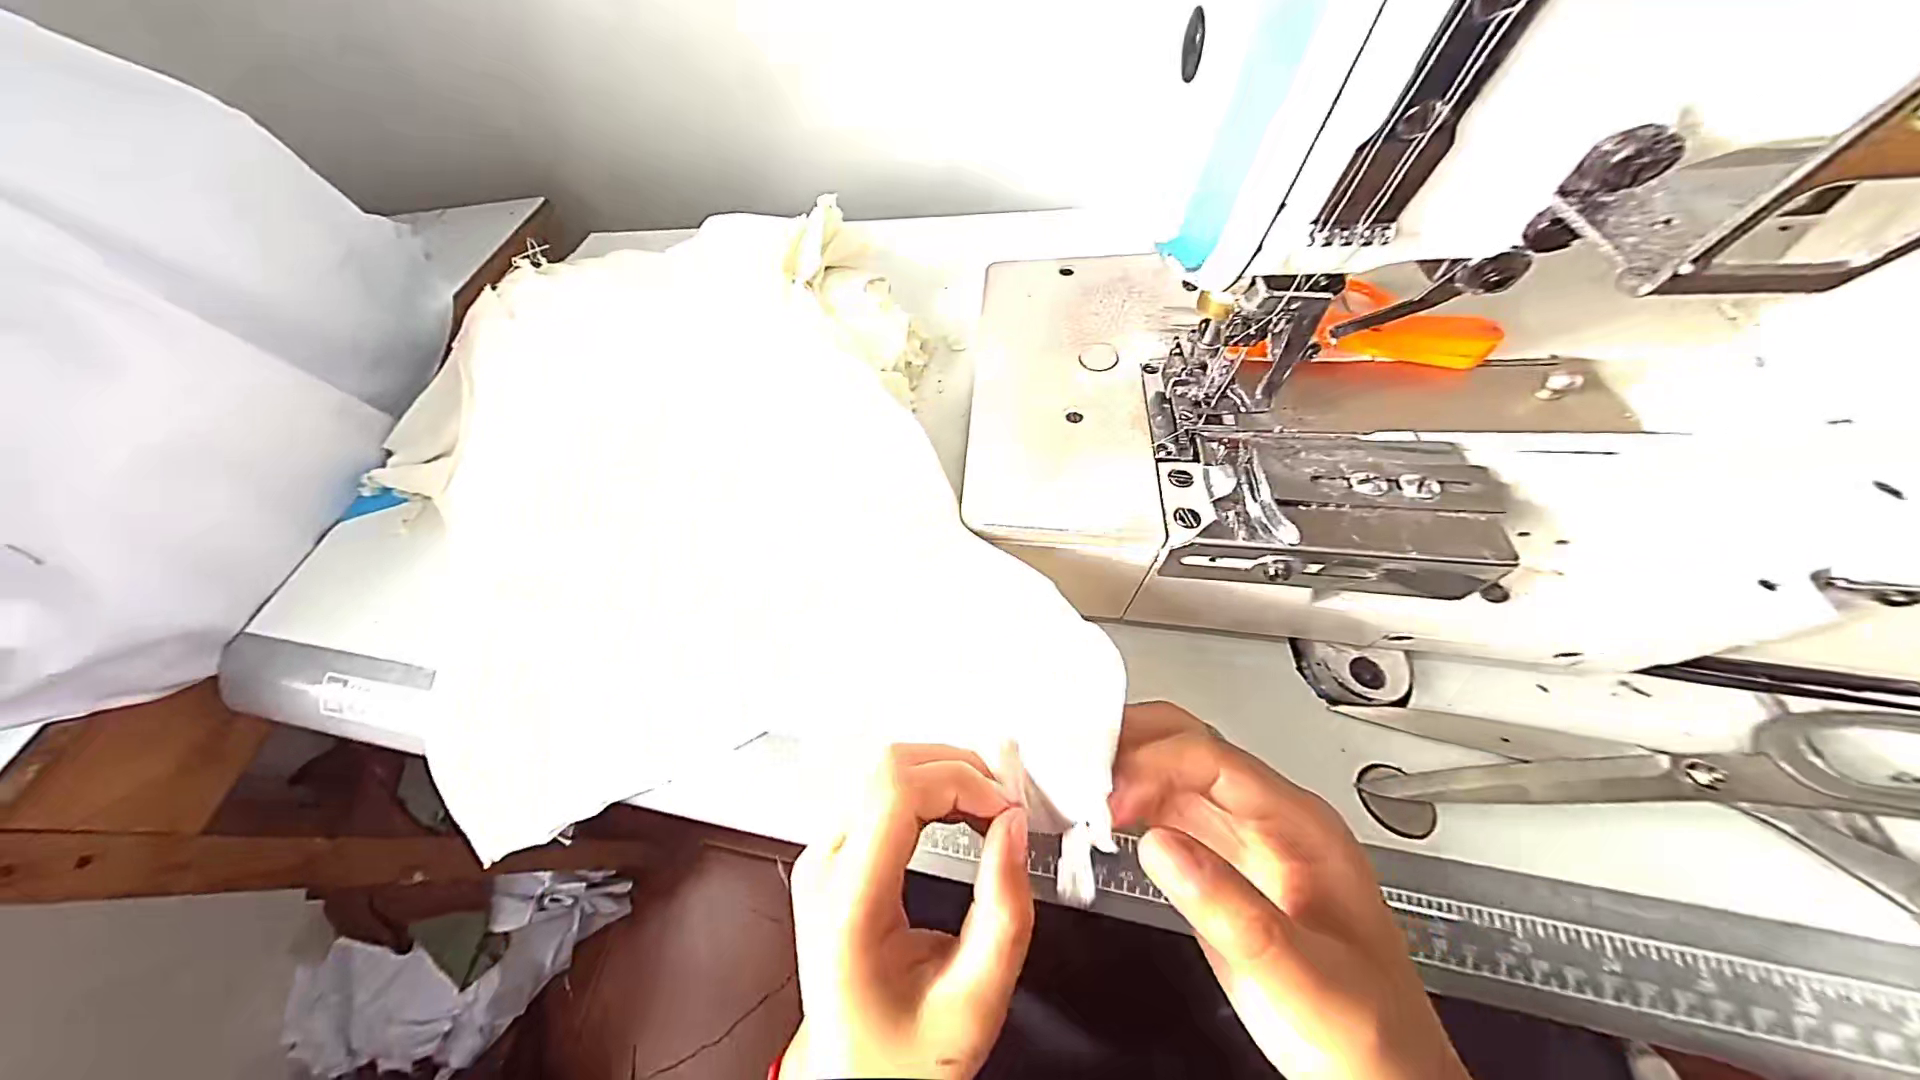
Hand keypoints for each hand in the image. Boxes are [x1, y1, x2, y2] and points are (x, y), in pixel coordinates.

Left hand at [782, 745, 1033, 1079]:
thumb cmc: (901, 1058)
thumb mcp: (975, 1002)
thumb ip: (1006, 912)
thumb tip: (1014, 829)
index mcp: (848, 905)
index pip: (895, 792)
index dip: (960, 781)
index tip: (1005, 809)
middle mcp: (824, 870)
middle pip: (888, 768)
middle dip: (958, 769)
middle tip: (1003, 805)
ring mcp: (823, 859)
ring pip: (884, 770)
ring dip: (945, 774)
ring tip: (987, 809)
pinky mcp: (835, 855)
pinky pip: (881, 793)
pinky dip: (930, 789)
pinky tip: (959, 812)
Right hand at [1110, 703, 1466, 1079]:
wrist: (1381, 1075)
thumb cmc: (1369, 1036)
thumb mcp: (1309, 983)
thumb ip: (1236, 915)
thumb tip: (1162, 847)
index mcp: (1300, 825)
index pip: (1214, 758)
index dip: (1154, 763)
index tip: (1111, 795)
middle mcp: (1265, 816)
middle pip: (1188, 741)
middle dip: (1129, 742)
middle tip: (1079, 767)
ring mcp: (1237, 835)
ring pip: (1167, 770)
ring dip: (1119, 770)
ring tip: (1077, 789)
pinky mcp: (1212, 859)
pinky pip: (1159, 810)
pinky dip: (1122, 805)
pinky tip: (1096, 819)